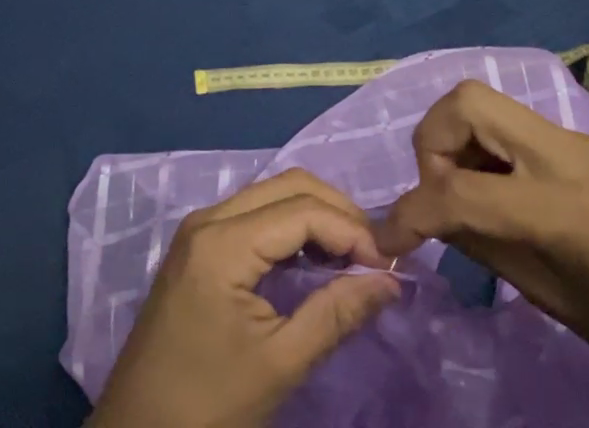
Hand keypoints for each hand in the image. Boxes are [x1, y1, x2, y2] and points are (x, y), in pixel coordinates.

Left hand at [87, 170, 399, 427]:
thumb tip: (390, 281)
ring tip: (353, 257)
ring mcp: (198, 231)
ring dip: (316, 216)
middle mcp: (207, 219)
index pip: (303, 210)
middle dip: (338, 212)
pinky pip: (253, 216)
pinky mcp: (198, 247)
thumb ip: (336, 314)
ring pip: (270, 195)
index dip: (352, 231)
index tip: (389, 267)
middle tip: (375, 256)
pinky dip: (291, 228)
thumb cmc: (208, 401)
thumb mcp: (280, 363)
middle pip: (287, 186)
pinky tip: (316, 260)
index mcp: (222, 242)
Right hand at [375, 81, 588, 394]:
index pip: (459, 192)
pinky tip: (495, 194)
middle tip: (438, 194)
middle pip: (467, 102)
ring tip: (465, 197)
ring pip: (485, 103)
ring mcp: (573, 140)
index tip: (385, 242)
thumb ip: (486, 248)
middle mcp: (563, 154)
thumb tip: (431, 222)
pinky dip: (482, 148)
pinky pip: (509, 125)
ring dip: (455, 141)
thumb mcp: (557, 302)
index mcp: (562, 207)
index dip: (408, 215)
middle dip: (431, 144)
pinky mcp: (579, 143)